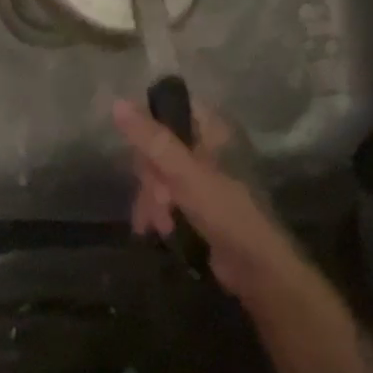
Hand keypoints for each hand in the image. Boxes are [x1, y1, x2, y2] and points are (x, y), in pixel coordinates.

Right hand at [113, 99, 301, 297]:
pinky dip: (157, 212)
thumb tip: (116, 102)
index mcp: (214, 131)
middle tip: (158, 197)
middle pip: (159, 145)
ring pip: (158, 174)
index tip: (141, 149)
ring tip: (156, 223)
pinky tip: (154, 229)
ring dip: (151, 199)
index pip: (174, 108)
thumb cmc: (226, 213)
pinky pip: (165, 197)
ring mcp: (202, 178)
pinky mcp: (196, 205)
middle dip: (150, 176)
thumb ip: (151, 139)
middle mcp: (208, 149)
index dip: (150, 124)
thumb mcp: (184, 173)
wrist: (256, 270)